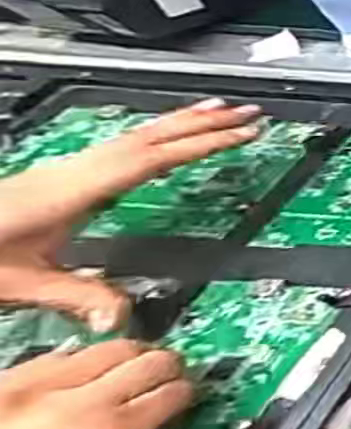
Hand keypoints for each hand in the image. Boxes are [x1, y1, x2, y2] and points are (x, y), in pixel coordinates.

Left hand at [0, 99, 261, 330]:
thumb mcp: (14, 285)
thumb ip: (75, 297)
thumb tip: (120, 319)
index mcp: (70, 192)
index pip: (152, 158)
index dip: (204, 144)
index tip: (248, 133)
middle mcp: (69, 174)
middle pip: (146, 138)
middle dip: (201, 123)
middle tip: (250, 112)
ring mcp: (58, 172)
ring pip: (130, 136)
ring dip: (178, 121)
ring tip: (218, 109)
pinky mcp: (52, 177)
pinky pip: (115, 145)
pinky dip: (150, 132)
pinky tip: (161, 134)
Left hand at [0, 340, 191, 428]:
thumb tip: (144, 419)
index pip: (176, 392)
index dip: (181, 396)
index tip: (178, 398)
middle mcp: (74, 405)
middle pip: (152, 359)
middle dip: (160, 369)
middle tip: (155, 381)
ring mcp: (24, 393)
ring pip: (102, 350)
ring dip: (114, 363)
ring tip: (105, 380)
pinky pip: (47, 361)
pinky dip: (62, 369)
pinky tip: (56, 390)